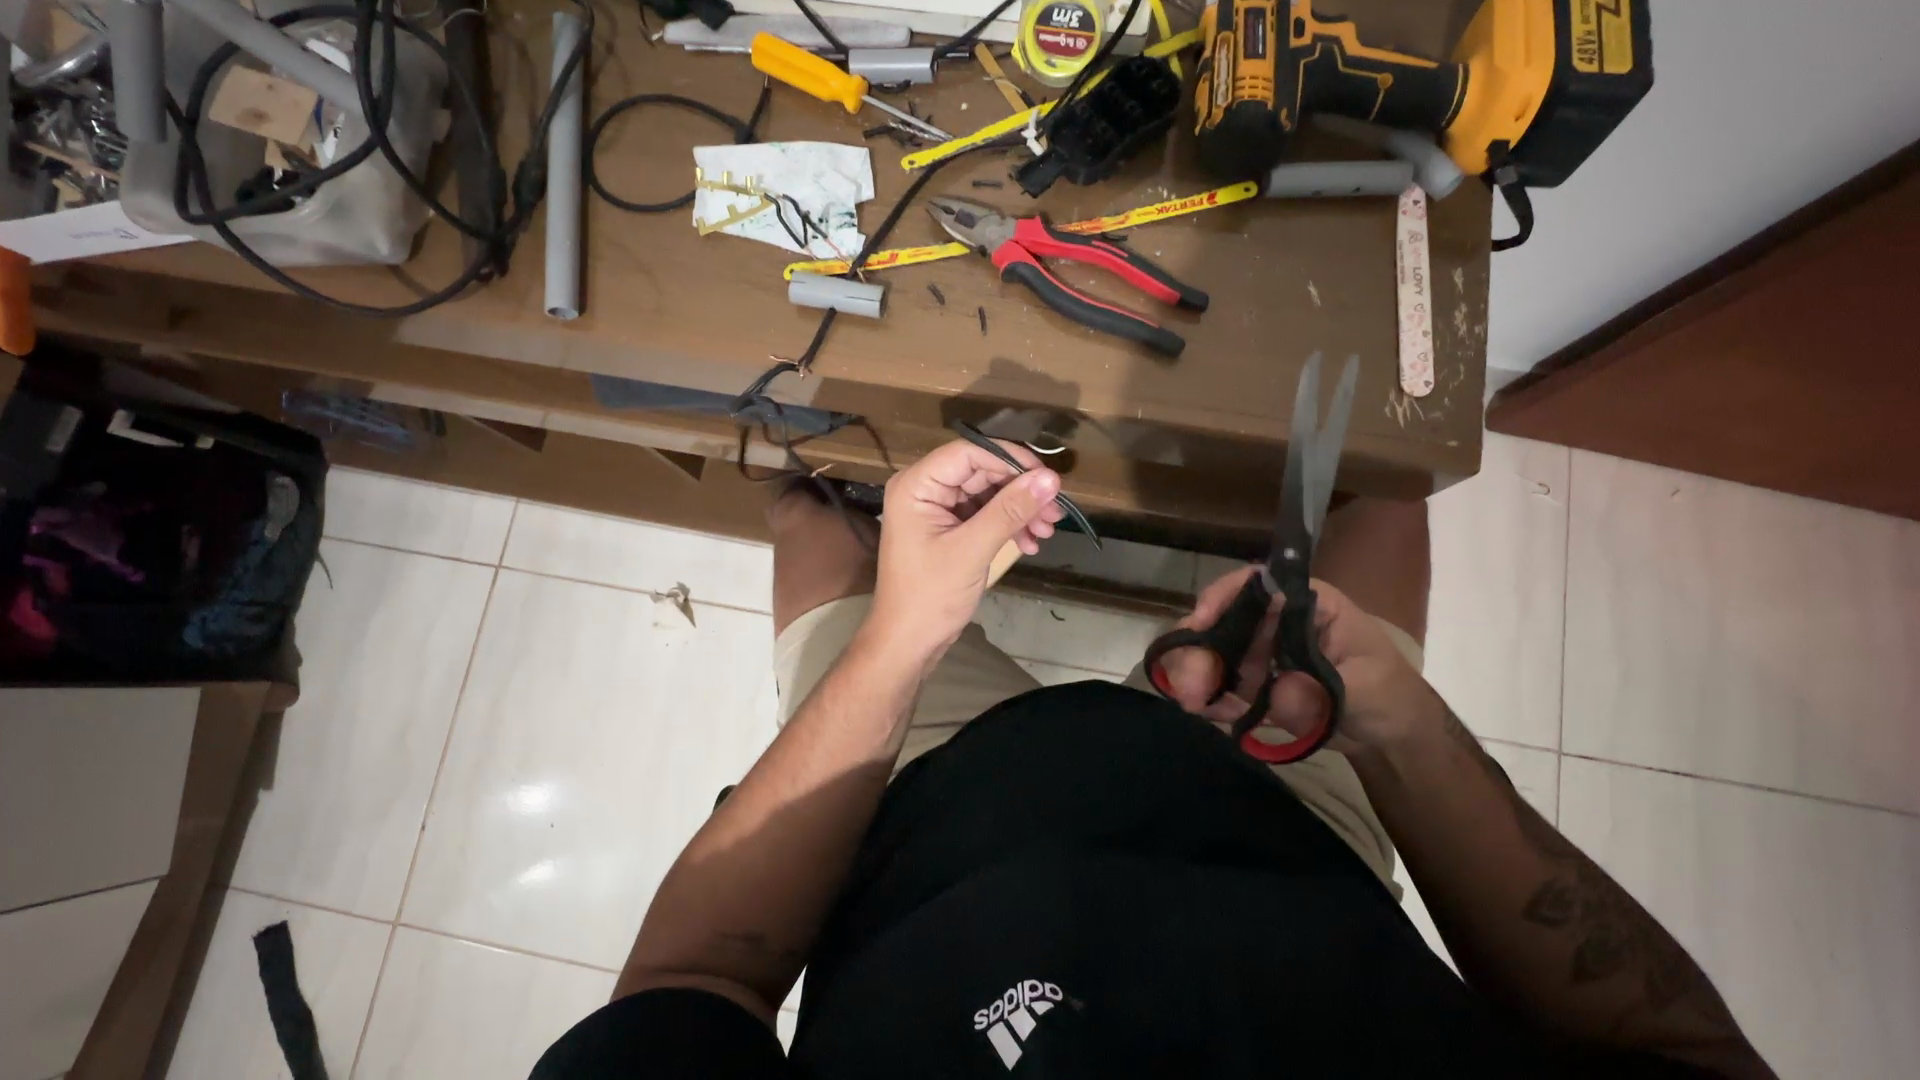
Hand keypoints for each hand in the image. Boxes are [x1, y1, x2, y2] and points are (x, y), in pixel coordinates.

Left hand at [864, 438, 1064, 660]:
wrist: (908, 643)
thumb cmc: (930, 596)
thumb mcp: (972, 550)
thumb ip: (1010, 510)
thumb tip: (1051, 478)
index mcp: (917, 485)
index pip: (970, 453)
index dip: (1011, 459)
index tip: (1048, 478)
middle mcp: (925, 489)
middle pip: (982, 471)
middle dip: (1020, 490)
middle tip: (1055, 511)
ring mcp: (937, 510)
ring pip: (988, 493)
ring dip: (1020, 509)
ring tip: (1047, 531)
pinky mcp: (949, 530)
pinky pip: (985, 514)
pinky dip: (1009, 525)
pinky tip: (1031, 543)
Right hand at [1154, 566, 1440, 754]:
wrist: (1389, 736)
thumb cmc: (1388, 695)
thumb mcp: (1369, 689)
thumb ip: (1325, 690)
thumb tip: (1279, 692)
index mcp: (1306, 604)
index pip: (1257, 585)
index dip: (1222, 597)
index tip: (1199, 624)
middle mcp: (1274, 621)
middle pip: (1223, 620)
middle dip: (1199, 650)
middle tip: (1189, 689)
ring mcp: (1259, 652)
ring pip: (1213, 653)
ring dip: (1196, 676)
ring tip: (1194, 706)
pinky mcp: (1250, 684)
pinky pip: (1219, 686)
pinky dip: (1209, 699)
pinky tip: (1208, 714)